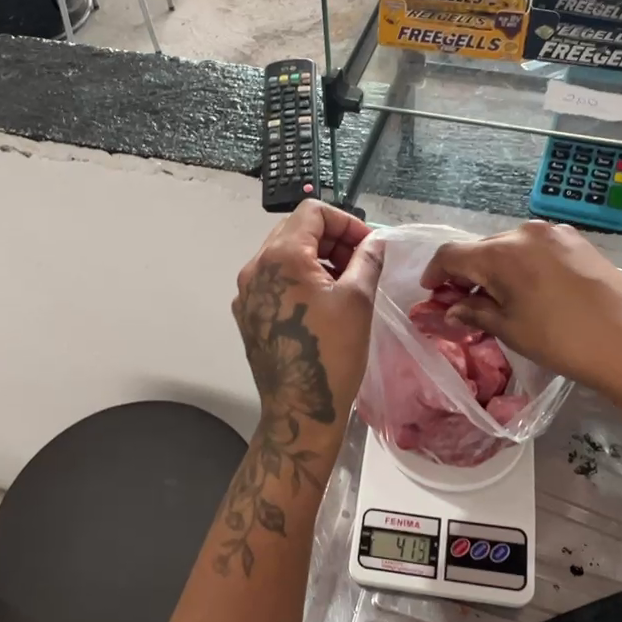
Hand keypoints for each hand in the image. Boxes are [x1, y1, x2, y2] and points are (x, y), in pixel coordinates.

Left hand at [232, 200, 383, 445]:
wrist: (300, 408)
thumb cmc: (332, 353)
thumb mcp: (358, 299)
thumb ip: (367, 260)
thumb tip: (374, 242)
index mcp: (281, 256)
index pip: (313, 212)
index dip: (346, 222)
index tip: (368, 246)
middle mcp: (255, 268)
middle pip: (296, 230)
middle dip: (332, 240)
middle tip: (361, 263)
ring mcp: (246, 293)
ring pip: (284, 256)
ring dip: (317, 260)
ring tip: (346, 284)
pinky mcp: (248, 314)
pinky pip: (274, 282)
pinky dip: (300, 281)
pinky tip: (322, 304)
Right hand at [420, 221, 621, 404]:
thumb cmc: (563, 341)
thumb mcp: (511, 330)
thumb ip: (475, 313)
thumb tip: (451, 309)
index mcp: (501, 253)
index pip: (452, 254)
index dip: (435, 273)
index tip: (431, 293)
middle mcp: (525, 233)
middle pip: (481, 248)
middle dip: (466, 273)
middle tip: (461, 302)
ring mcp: (556, 234)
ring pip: (510, 248)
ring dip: (495, 269)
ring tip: (496, 299)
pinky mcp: (578, 243)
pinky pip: (536, 249)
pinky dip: (522, 266)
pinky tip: (528, 291)